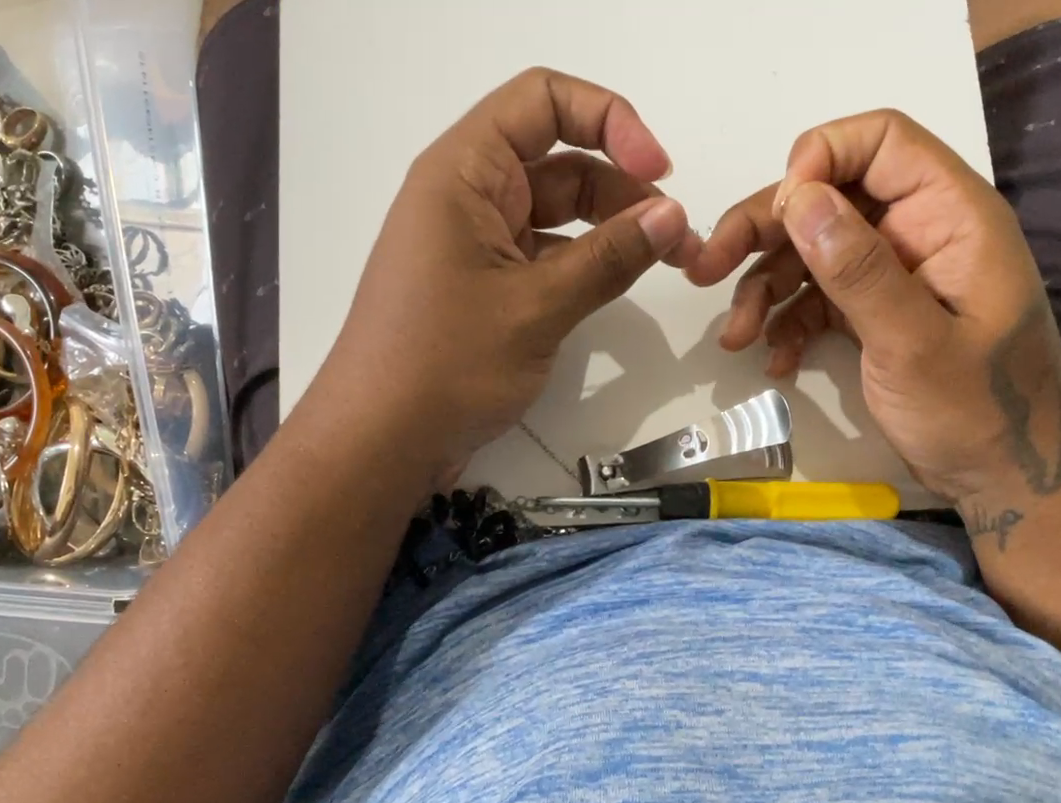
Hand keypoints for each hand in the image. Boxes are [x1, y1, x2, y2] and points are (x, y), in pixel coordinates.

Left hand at [304, 68, 699, 487]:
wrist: (380, 441)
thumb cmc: (445, 365)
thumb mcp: (535, 308)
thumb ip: (608, 258)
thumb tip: (671, 216)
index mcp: (464, 173)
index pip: (542, 102)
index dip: (609, 120)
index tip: (658, 172)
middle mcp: (467, 197)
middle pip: (558, 161)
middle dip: (623, 190)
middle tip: (680, 237)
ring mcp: (474, 246)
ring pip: (556, 215)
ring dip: (612, 232)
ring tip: (669, 261)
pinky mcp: (483, 289)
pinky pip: (542, 258)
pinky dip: (583, 266)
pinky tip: (620, 285)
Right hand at [688, 109, 1060, 502]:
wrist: (1002, 477)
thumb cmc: (976, 410)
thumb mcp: (913, 342)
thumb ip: (858, 268)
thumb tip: (799, 197)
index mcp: (949, 215)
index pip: (879, 142)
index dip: (819, 160)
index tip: (777, 215)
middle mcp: (918, 233)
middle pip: (829, 198)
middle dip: (764, 231)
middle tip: (705, 270)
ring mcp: (893, 276)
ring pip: (812, 252)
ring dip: (764, 289)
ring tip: (734, 338)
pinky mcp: (874, 315)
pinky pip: (817, 300)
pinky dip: (787, 324)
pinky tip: (773, 361)